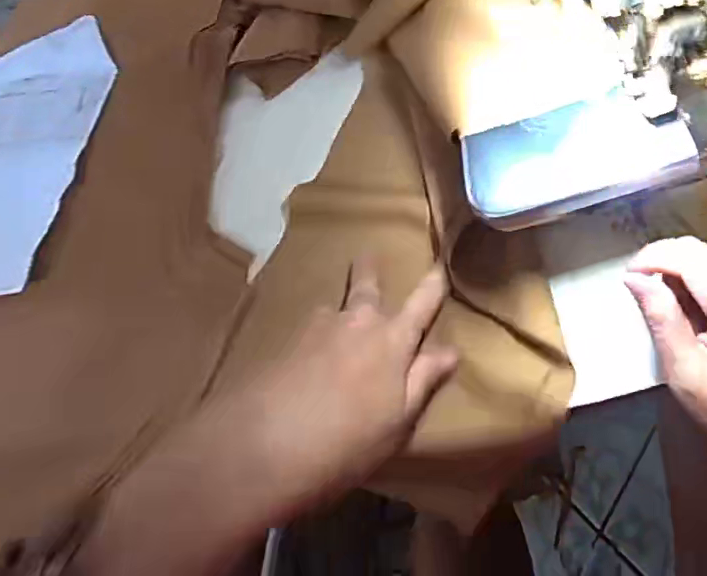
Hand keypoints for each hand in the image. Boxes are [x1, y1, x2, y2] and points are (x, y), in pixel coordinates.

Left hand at [78, 262, 458, 575]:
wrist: (255, 451)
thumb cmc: (343, 441)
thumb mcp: (397, 421)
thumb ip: (423, 380)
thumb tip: (452, 349)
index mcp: (393, 339)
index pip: (425, 300)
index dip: (436, 280)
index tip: (441, 261)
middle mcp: (358, 322)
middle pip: (368, 284)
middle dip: (369, 268)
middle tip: (367, 254)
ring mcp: (316, 330)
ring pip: (332, 309)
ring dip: (335, 313)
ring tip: (330, 325)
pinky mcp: (282, 346)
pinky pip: (306, 334)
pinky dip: (311, 342)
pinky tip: (301, 365)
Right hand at [624, 238, 706, 488]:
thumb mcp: (690, 378)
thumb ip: (663, 321)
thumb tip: (635, 278)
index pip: (692, 260)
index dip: (654, 258)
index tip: (628, 274)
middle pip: (703, 251)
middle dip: (667, 262)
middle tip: (646, 291)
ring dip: (685, 266)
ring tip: (671, 301)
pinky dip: (705, 270)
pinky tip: (697, 298)